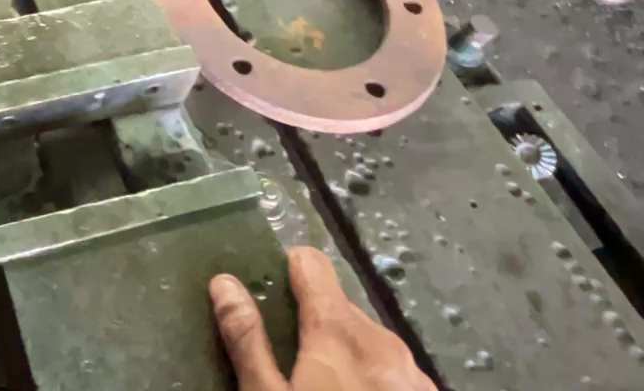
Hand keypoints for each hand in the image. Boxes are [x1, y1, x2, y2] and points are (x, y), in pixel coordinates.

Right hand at [211, 247, 432, 390]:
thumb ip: (247, 341)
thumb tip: (225, 282)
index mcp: (340, 333)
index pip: (312, 265)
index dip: (288, 272)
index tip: (271, 296)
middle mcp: (385, 346)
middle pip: (340, 307)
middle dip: (314, 325)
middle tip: (290, 366)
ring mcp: (418, 382)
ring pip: (371, 345)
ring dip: (346, 357)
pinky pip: (396, 378)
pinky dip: (374, 385)